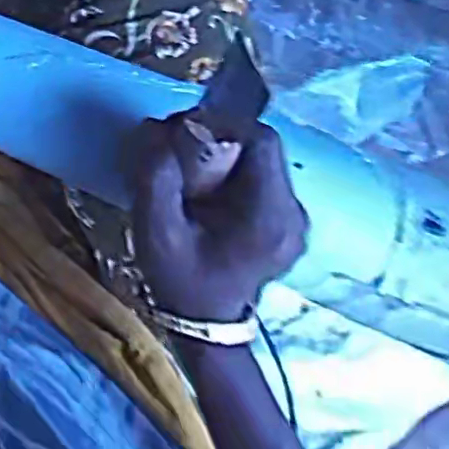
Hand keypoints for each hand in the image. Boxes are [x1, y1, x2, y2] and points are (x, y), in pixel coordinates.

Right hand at [131, 112, 307, 322]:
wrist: (204, 325)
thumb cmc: (180, 278)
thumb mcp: (156, 228)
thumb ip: (156, 175)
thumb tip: (156, 127)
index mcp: (270, 214)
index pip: (261, 139)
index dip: (220, 123)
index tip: (182, 134)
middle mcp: (293, 212)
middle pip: (259, 145)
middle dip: (214, 135)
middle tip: (175, 150)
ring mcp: (292, 217)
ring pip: (256, 157)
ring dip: (218, 151)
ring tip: (183, 170)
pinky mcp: (281, 219)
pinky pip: (255, 173)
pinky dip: (226, 167)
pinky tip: (200, 187)